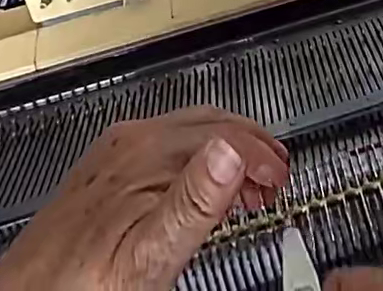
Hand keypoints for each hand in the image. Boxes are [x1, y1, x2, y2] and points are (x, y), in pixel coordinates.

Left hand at [0, 107, 289, 290]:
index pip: (223, 135)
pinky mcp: (102, 170)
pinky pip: (163, 144)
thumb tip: (232, 151)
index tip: (280, 177)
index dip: (260, 154)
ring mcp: (115, 153)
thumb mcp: (147, 258)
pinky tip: (194, 183)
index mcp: (148, 153)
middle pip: (209, 123)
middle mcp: (132, 141)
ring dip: (225, 148)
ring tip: (245, 183)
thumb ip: (193, 203)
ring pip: (187, 131)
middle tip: (274, 175)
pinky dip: (195, 155)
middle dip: (249, 145)